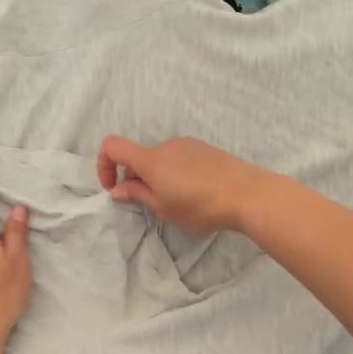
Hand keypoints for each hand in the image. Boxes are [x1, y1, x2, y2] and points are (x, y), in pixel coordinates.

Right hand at [96, 136, 276, 233]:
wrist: (248, 194)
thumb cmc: (200, 206)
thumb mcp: (164, 208)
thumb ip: (138, 195)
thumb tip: (117, 189)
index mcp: (151, 160)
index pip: (112, 146)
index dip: (104, 165)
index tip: (114, 188)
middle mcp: (167, 146)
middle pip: (139, 156)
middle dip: (136, 178)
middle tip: (152, 204)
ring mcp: (188, 145)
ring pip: (161, 159)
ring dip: (158, 177)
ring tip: (178, 201)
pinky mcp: (205, 150)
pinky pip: (180, 159)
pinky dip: (176, 173)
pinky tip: (196, 193)